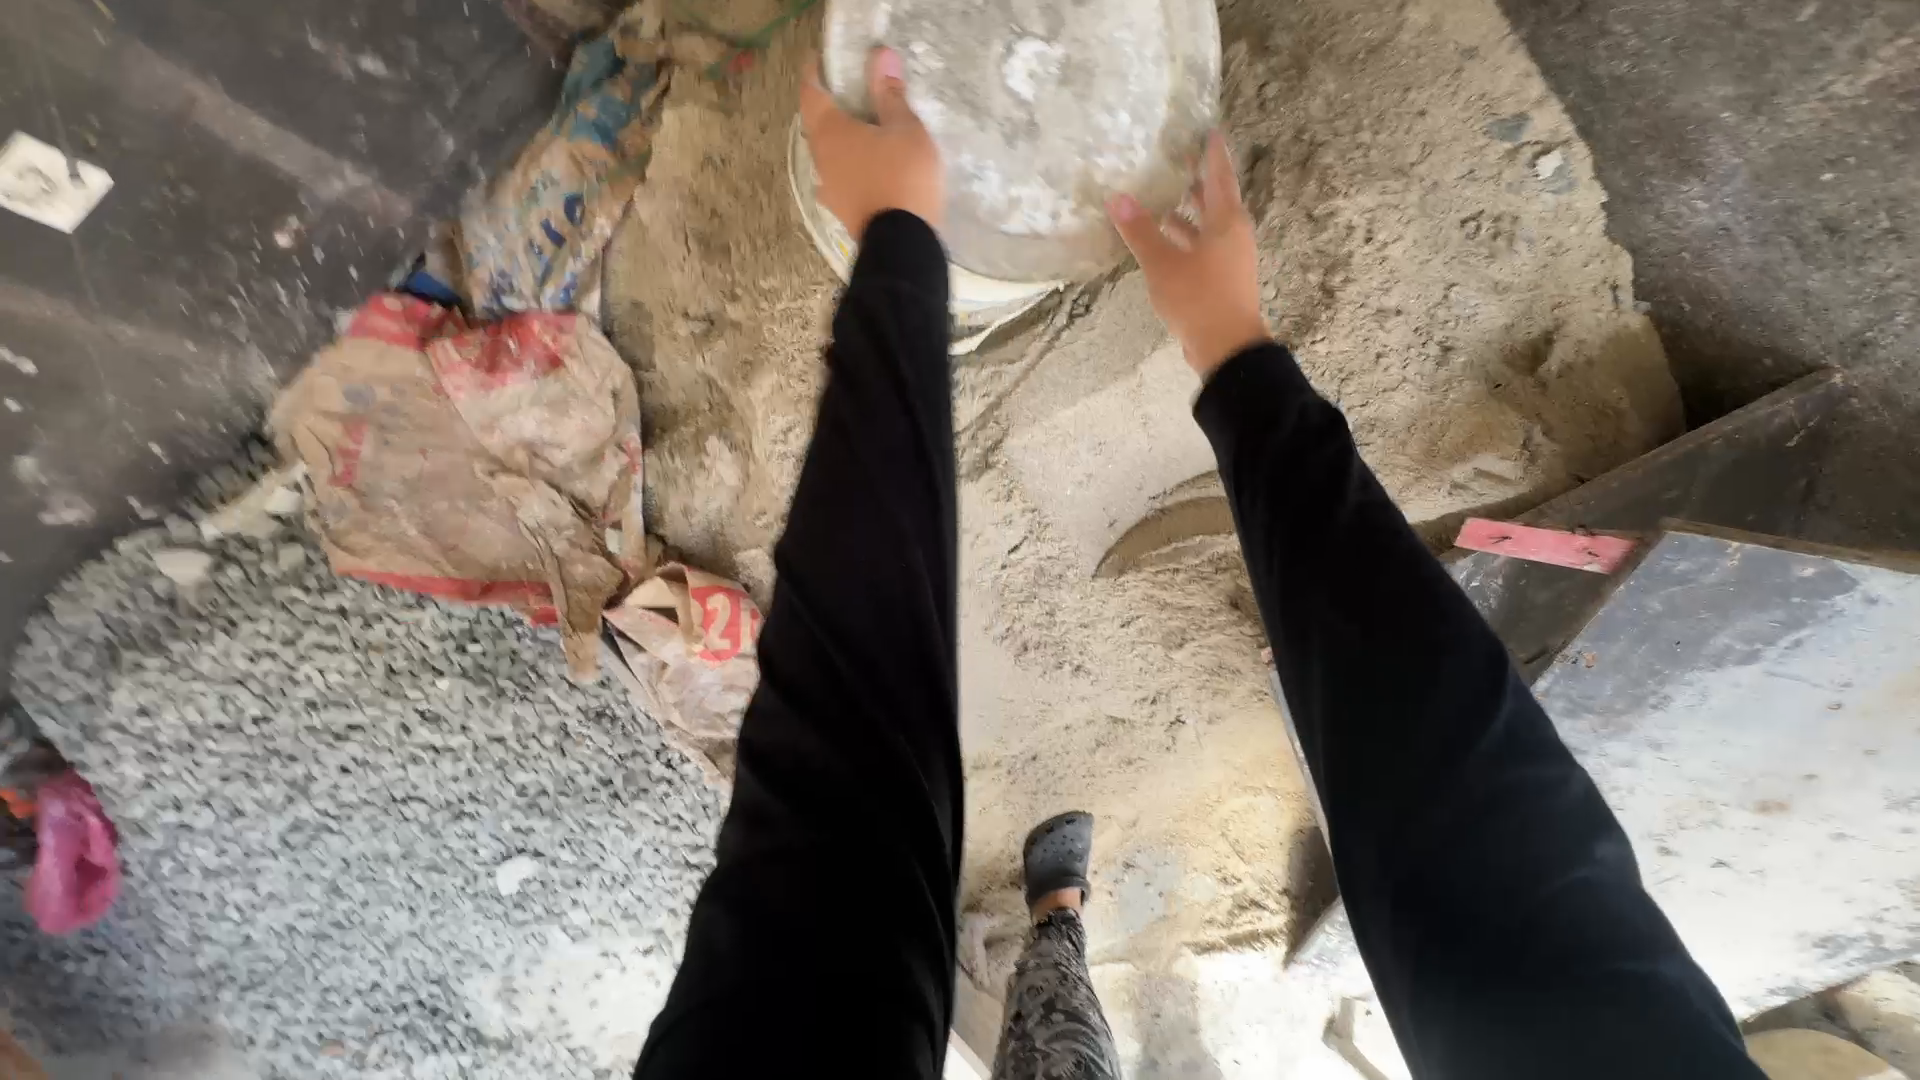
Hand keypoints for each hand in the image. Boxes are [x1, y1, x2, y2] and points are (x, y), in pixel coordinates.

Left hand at [799, 48, 942, 237]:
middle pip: (818, 125)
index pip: (810, 90)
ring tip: (865, 135)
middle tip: (852, 96)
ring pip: (830, 156)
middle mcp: (820, 159)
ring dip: (842, 143)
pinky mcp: (842, 214)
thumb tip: (881, 56)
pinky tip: (869, 171)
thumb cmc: (903, 178)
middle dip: (831, 108)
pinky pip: (842, 181)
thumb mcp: (906, 130)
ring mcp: (829, 191)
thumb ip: (891, 94)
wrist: (903, 245)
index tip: (823, 60)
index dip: (814, 71)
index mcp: (830, 131)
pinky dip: (851, 170)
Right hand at [1107, 132, 1268, 378]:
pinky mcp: (1222, 280)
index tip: (1206, 131)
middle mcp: (1233, 234)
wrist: (1226, 347)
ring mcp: (1230, 259)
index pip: (1219, 175)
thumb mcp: (1162, 264)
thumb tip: (1117, 198)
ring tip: (1161, 204)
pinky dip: (1185, 241)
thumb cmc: (1198, 298)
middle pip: (1215, 200)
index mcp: (1226, 221)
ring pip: (1208, 227)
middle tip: (1174, 163)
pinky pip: (1203, 249)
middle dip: (1195, 183)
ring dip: (1187, 216)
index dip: (1211, 152)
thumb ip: (1140, 231)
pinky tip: (1164, 245)